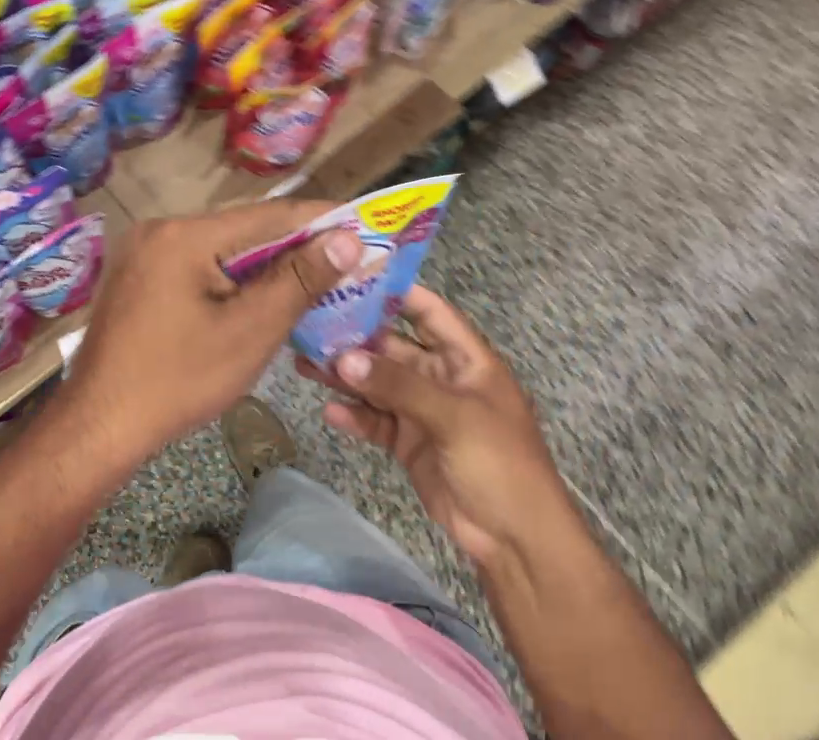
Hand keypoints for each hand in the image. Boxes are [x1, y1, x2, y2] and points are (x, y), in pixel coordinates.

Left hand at [58, 201, 362, 467]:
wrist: (99, 423)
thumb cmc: (179, 381)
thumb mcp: (250, 331)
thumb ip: (299, 280)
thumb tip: (346, 240)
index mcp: (183, 235)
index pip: (269, 215)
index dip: (322, 221)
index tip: (367, 227)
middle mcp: (158, 230)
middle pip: (242, 231)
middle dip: (294, 247)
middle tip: (348, 262)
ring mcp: (140, 254)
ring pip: (219, 251)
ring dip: (264, 267)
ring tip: (315, 282)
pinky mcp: (136, 279)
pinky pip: (194, 268)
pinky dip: (229, 281)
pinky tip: (259, 299)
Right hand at [319, 286, 584, 567]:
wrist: (515, 538)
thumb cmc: (500, 464)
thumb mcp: (453, 417)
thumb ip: (397, 385)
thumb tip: (342, 358)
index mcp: (467, 361)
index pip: (430, 313)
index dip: (396, 293)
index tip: (351, 279)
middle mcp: (442, 380)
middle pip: (393, 348)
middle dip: (354, 338)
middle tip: (308, 325)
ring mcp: (424, 413)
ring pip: (377, 384)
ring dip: (345, 375)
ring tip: (302, 363)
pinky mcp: (409, 444)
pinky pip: (375, 421)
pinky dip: (353, 415)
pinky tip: (328, 410)